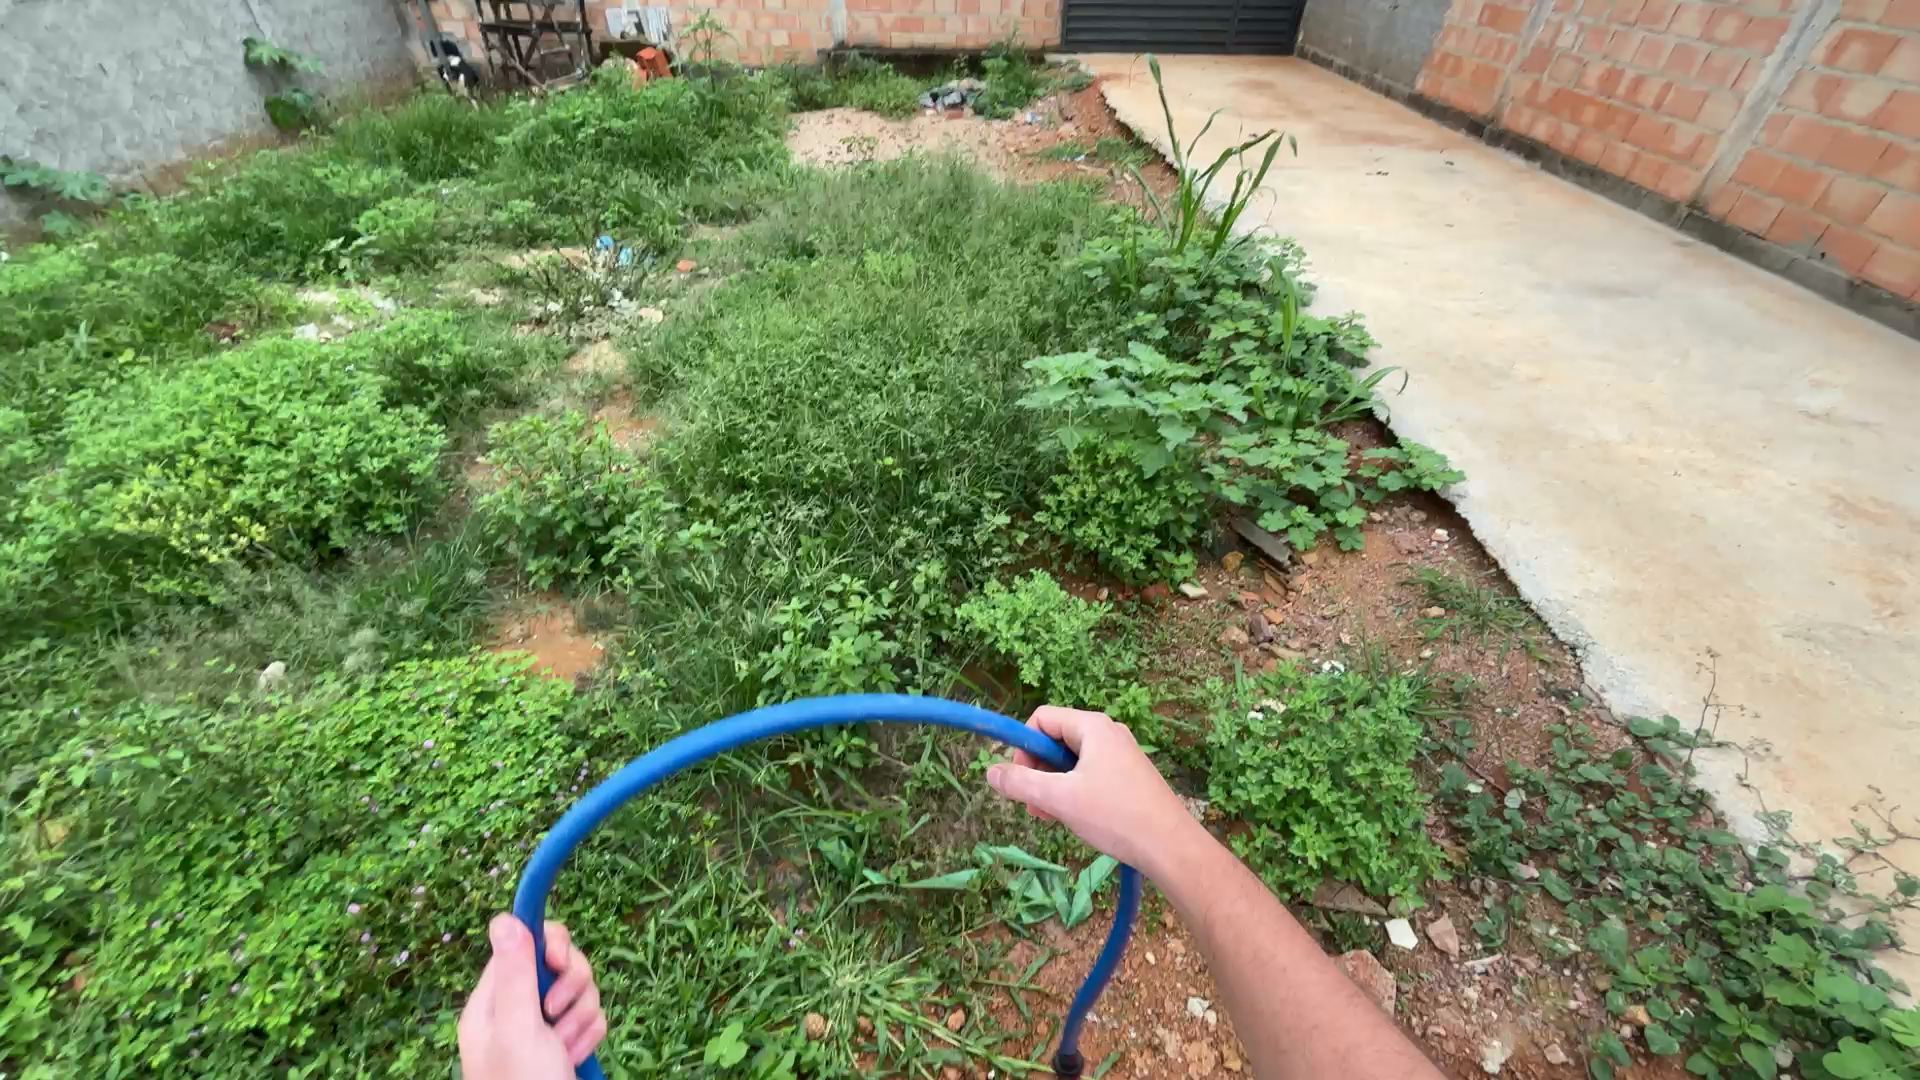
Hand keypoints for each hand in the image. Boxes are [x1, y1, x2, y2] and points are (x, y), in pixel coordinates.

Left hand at [458, 915, 607, 1079]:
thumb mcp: (518, 1029)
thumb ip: (515, 973)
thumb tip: (502, 916)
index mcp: (491, 1004)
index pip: (525, 944)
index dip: (550, 946)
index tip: (559, 961)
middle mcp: (515, 1011)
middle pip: (560, 963)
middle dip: (573, 986)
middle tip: (559, 1016)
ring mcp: (542, 1028)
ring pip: (581, 988)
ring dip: (582, 1015)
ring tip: (567, 1049)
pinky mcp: (566, 1042)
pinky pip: (591, 1014)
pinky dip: (589, 1033)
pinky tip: (576, 1057)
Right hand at [986, 705, 1202, 876]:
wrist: (1171, 847)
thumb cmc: (1114, 815)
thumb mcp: (1059, 799)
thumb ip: (1020, 783)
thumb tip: (989, 772)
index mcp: (1092, 727)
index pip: (1041, 719)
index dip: (1023, 747)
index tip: (1020, 781)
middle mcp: (1108, 732)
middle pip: (1056, 740)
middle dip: (1038, 772)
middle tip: (1034, 806)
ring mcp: (1121, 754)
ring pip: (1072, 761)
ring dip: (1054, 786)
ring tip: (1052, 817)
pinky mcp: (1129, 776)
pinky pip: (1090, 774)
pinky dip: (1075, 792)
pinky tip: (1076, 820)